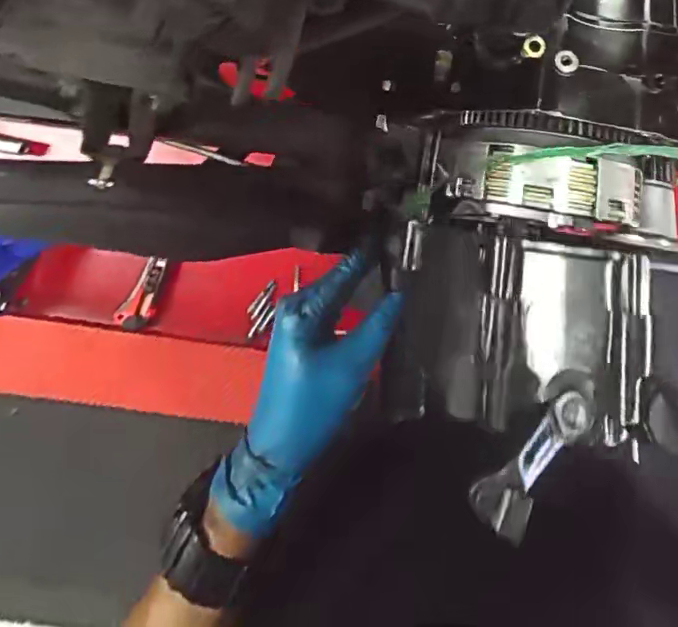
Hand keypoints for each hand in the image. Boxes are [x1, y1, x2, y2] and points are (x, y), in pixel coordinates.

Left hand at [209, 251, 403, 537]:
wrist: (277, 449)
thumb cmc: (313, 405)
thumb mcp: (353, 365)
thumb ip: (379, 325)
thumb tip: (401, 291)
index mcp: (304, 307)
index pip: (345, 270)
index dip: (370, 251)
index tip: (391, 229)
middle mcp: (296, 306)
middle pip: (339, 278)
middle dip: (367, 263)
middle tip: (399, 247)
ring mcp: (296, 322)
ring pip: (336, 294)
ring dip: (360, 283)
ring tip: (390, 267)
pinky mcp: (300, 337)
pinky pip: (331, 310)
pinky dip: (351, 303)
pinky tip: (370, 301)